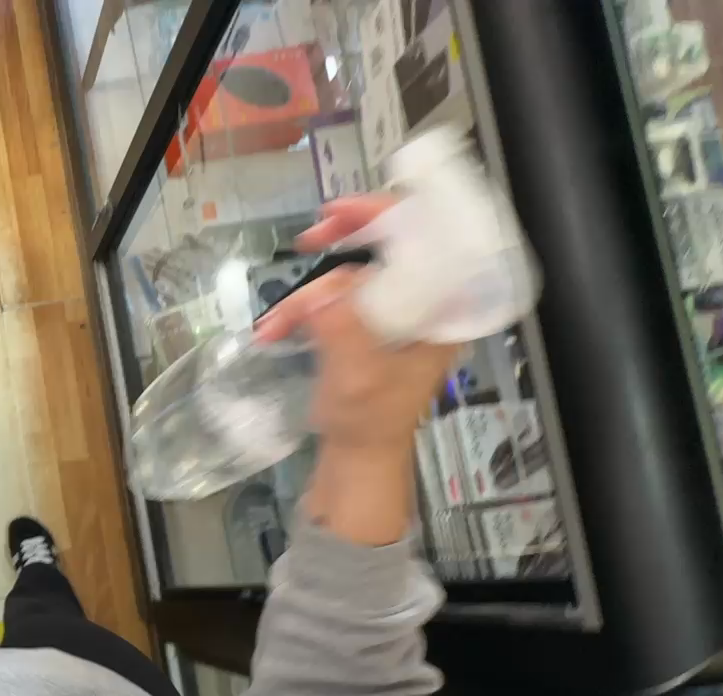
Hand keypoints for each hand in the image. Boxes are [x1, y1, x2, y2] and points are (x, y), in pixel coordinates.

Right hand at [253, 195, 460, 455]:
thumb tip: (320, 290)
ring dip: (310, 290)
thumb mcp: (358, 378)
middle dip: (347, 238)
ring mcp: (399, 312)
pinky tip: (280, 326)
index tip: (344, 211)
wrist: (356, 457)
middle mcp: (429, 300)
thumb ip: (344, 330)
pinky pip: (342, 295)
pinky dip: (307, 305)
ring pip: (360, 271)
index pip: (433, 235)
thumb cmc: (368, 423)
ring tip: (274, 322)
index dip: (393, 212)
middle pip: (396, 242)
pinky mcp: (372, 324)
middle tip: (309, 239)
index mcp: (447, 306)